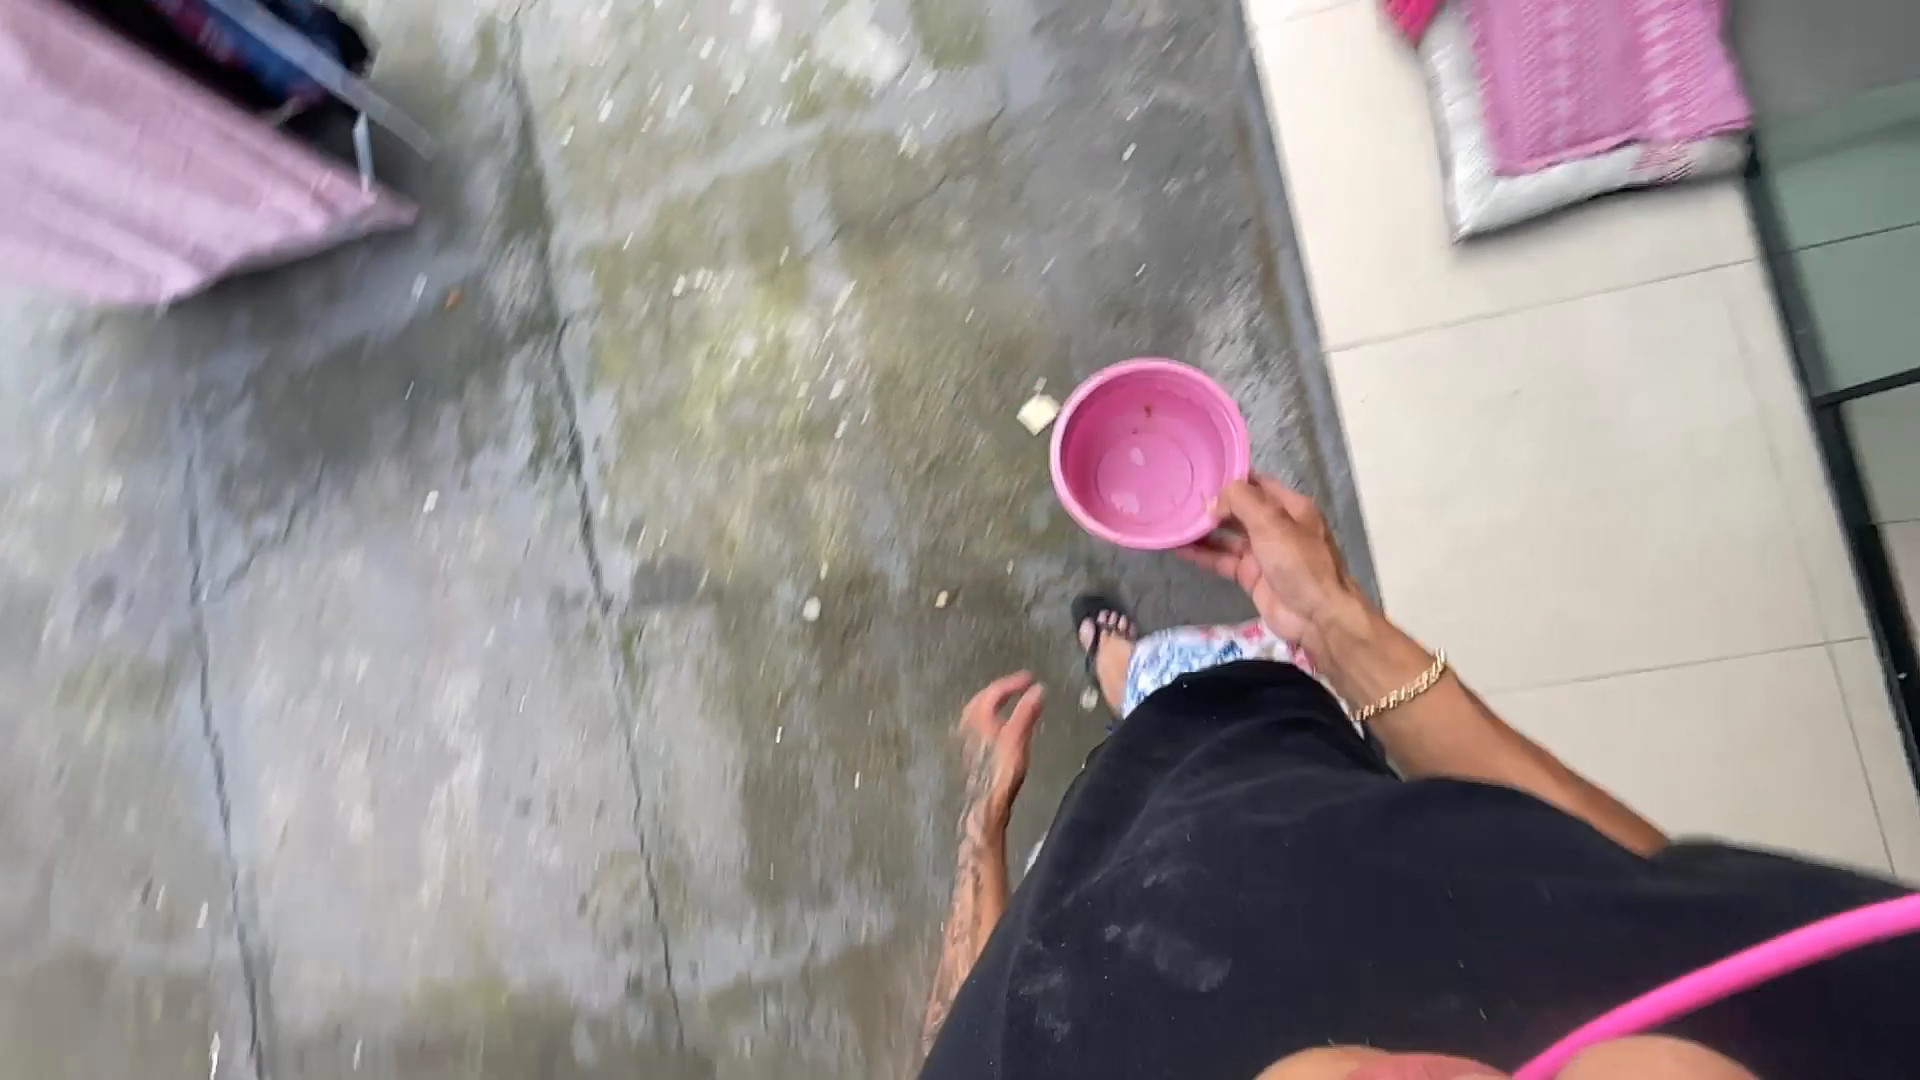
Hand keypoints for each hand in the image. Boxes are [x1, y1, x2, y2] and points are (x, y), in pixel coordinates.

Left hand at [957, 672, 1045, 830]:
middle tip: (1017, 686)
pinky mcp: (970, 751)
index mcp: (978, 716)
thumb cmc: (1002, 769)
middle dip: (1000, 690)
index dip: (1013, 682)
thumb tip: (1038, 689)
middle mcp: (968, 723)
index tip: (1029, 678)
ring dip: (993, 703)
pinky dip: (990, 717)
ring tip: (1008, 701)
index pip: (995, 690)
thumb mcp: (1018, 736)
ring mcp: (967, 738)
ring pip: (978, 712)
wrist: (987, 801)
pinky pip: (978, 724)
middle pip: (982, 699)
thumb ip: (1027, 710)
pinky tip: (999, 725)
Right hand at [1177, 474, 1366, 650]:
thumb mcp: (1272, 522)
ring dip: (1202, 531)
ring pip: (1226, 536)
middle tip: (1179, 500)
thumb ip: (1241, 501)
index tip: (1198, 476)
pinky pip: (1221, 560)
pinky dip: (1202, 554)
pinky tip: (1178, 548)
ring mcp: (1262, 552)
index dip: (1229, 479)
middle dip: (1212, 505)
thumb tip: (1213, 501)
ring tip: (1173, 522)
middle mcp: (1276, 526)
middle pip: (1238, 510)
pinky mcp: (1250, 575)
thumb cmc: (1299, 562)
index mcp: (1289, 507)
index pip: (1255, 484)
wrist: (1317, 616)